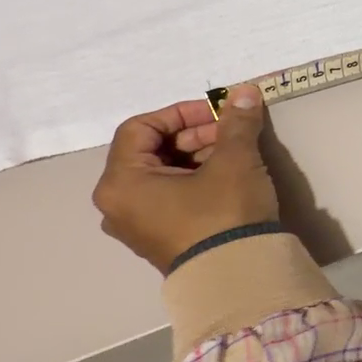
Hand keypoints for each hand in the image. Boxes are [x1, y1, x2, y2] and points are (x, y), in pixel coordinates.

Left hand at [92, 86, 278, 273]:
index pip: (140, 128)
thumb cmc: (222, 211)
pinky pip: (170, 193)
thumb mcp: (236, 161)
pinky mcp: (158, 234)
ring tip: (239, 154)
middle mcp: (117, 201)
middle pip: (151, 149)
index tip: (221, 113)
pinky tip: (230, 178)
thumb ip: (237, 123)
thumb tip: (243, 91)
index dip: (182, 112)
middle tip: (235, 133)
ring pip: (163, 171)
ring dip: (200, 153)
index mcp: (121, 182)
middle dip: (196, 133)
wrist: (233, 270)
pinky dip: (196, 176)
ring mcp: (136, 222)